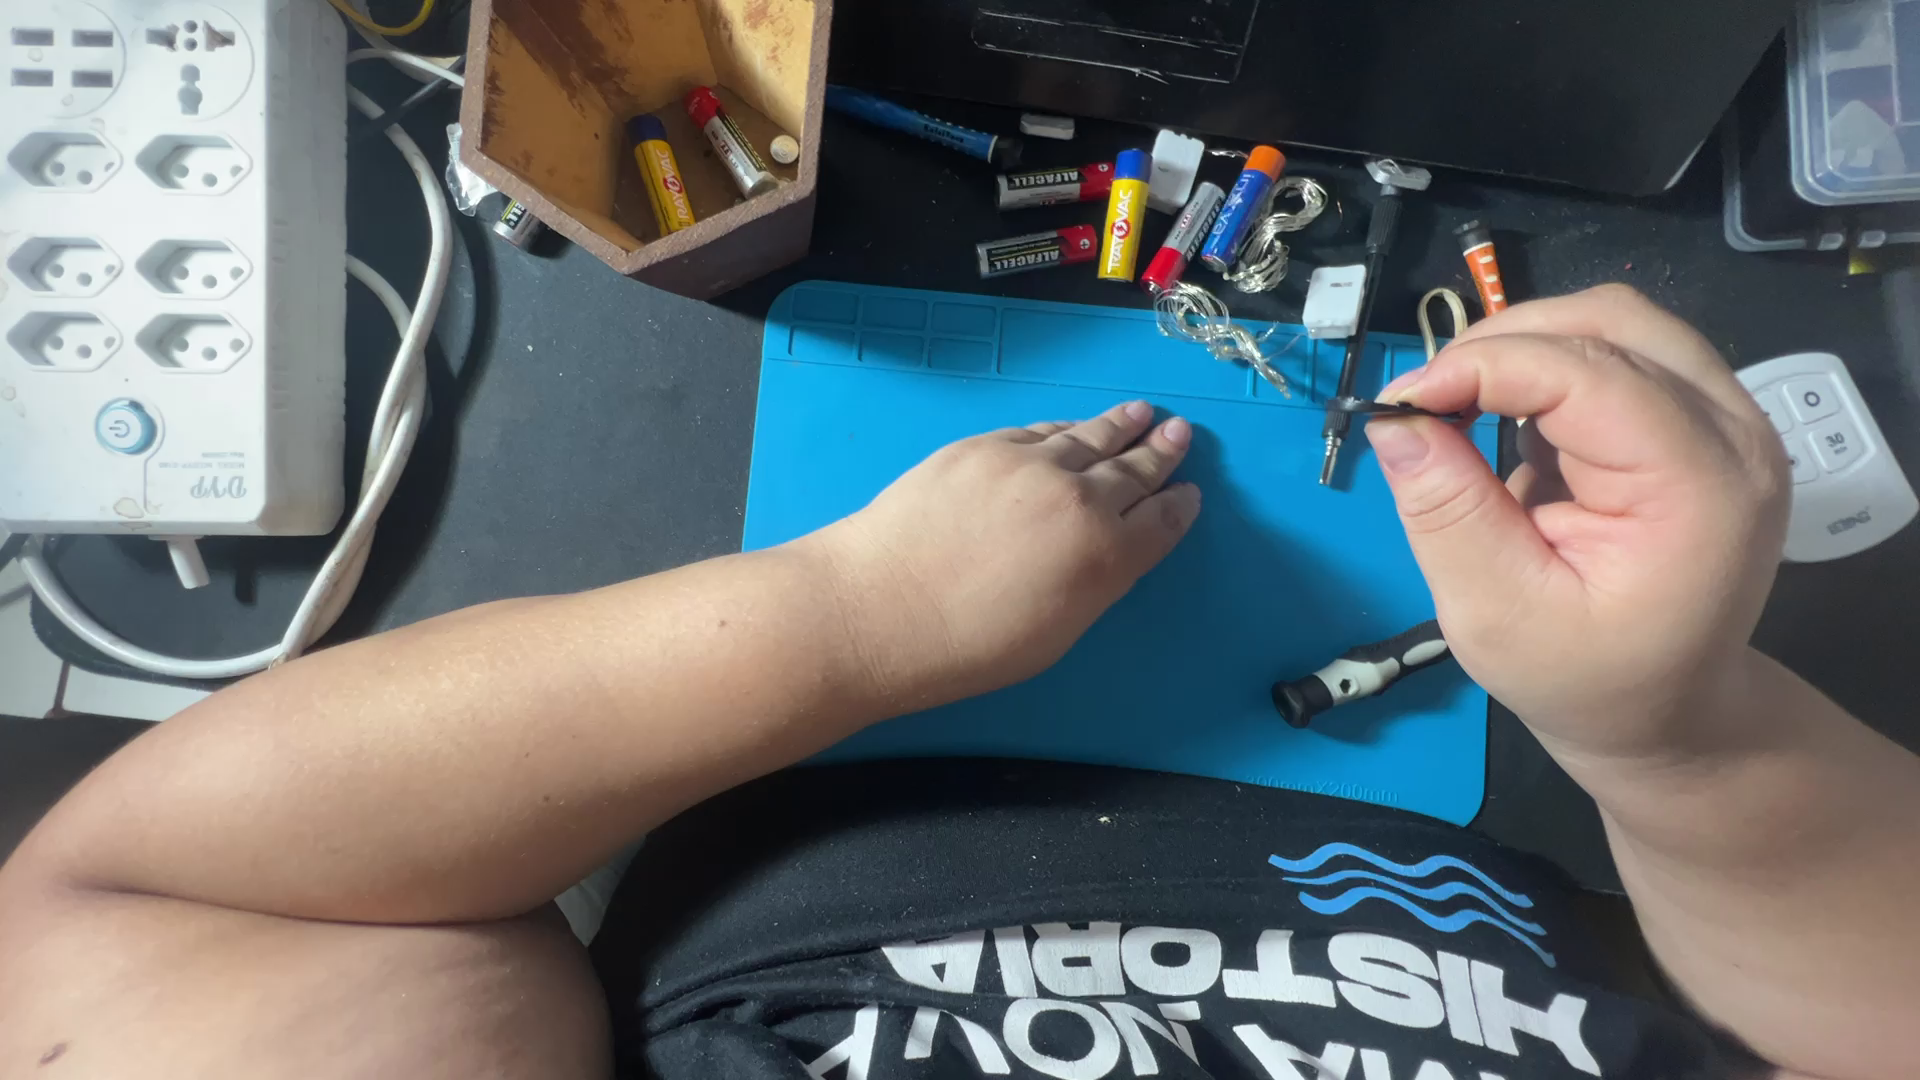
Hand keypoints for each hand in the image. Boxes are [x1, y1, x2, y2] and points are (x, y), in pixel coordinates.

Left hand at [807, 402, 1200, 705]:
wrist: (879, 609)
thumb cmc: (968, 647)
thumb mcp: (1055, 633)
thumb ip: (1093, 583)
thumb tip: (1104, 550)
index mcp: (1106, 557)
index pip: (1159, 522)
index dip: (1178, 506)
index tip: (1189, 492)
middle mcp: (1079, 499)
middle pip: (1132, 470)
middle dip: (1159, 453)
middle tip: (1178, 433)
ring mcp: (1029, 464)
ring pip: (1087, 438)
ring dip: (1118, 427)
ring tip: (1140, 414)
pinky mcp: (983, 447)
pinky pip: (1037, 432)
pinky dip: (1063, 431)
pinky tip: (1070, 428)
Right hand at [1365, 285, 1788, 760]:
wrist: (1663, 710)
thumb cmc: (1578, 673)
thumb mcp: (1490, 607)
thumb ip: (1444, 509)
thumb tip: (1392, 423)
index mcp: (1693, 486)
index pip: (1583, 373)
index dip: (1476, 369)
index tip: (1392, 407)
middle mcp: (1727, 433)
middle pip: (1609, 322)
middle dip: (1495, 344)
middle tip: (1420, 402)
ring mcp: (1715, 424)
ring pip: (1610, 326)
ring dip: (1514, 350)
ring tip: (1449, 405)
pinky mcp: (1684, 427)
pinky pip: (1606, 358)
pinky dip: (1534, 371)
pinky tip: (1493, 420)